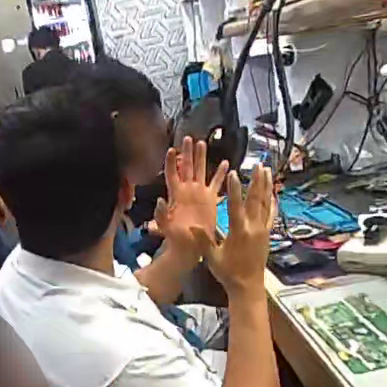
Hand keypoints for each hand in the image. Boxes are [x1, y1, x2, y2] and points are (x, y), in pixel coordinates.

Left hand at [152, 137, 228, 256]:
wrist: (189, 247)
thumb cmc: (176, 238)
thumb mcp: (166, 227)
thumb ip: (161, 214)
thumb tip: (159, 201)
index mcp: (176, 196)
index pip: (172, 174)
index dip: (170, 162)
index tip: (171, 149)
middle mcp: (187, 191)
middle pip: (186, 167)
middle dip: (187, 152)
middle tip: (188, 138)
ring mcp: (199, 194)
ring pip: (200, 171)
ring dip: (201, 157)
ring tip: (202, 143)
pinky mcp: (210, 200)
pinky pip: (216, 184)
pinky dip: (221, 174)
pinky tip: (226, 163)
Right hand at [207, 166, 275, 295]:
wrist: (248, 287)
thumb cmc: (228, 273)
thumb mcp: (212, 257)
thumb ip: (204, 240)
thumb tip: (191, 226)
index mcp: (239, 232)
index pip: (236, 206)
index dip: (235, 189)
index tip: (235, 173)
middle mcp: (253, 229)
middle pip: (256, 200)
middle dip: (256, 181)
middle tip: (258, 165)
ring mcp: (262, 231)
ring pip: (265, 204)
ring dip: (266, 187)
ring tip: (267, 171)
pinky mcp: (267, 235)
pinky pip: (271, 215)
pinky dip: (272, 203)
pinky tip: (274, 194)